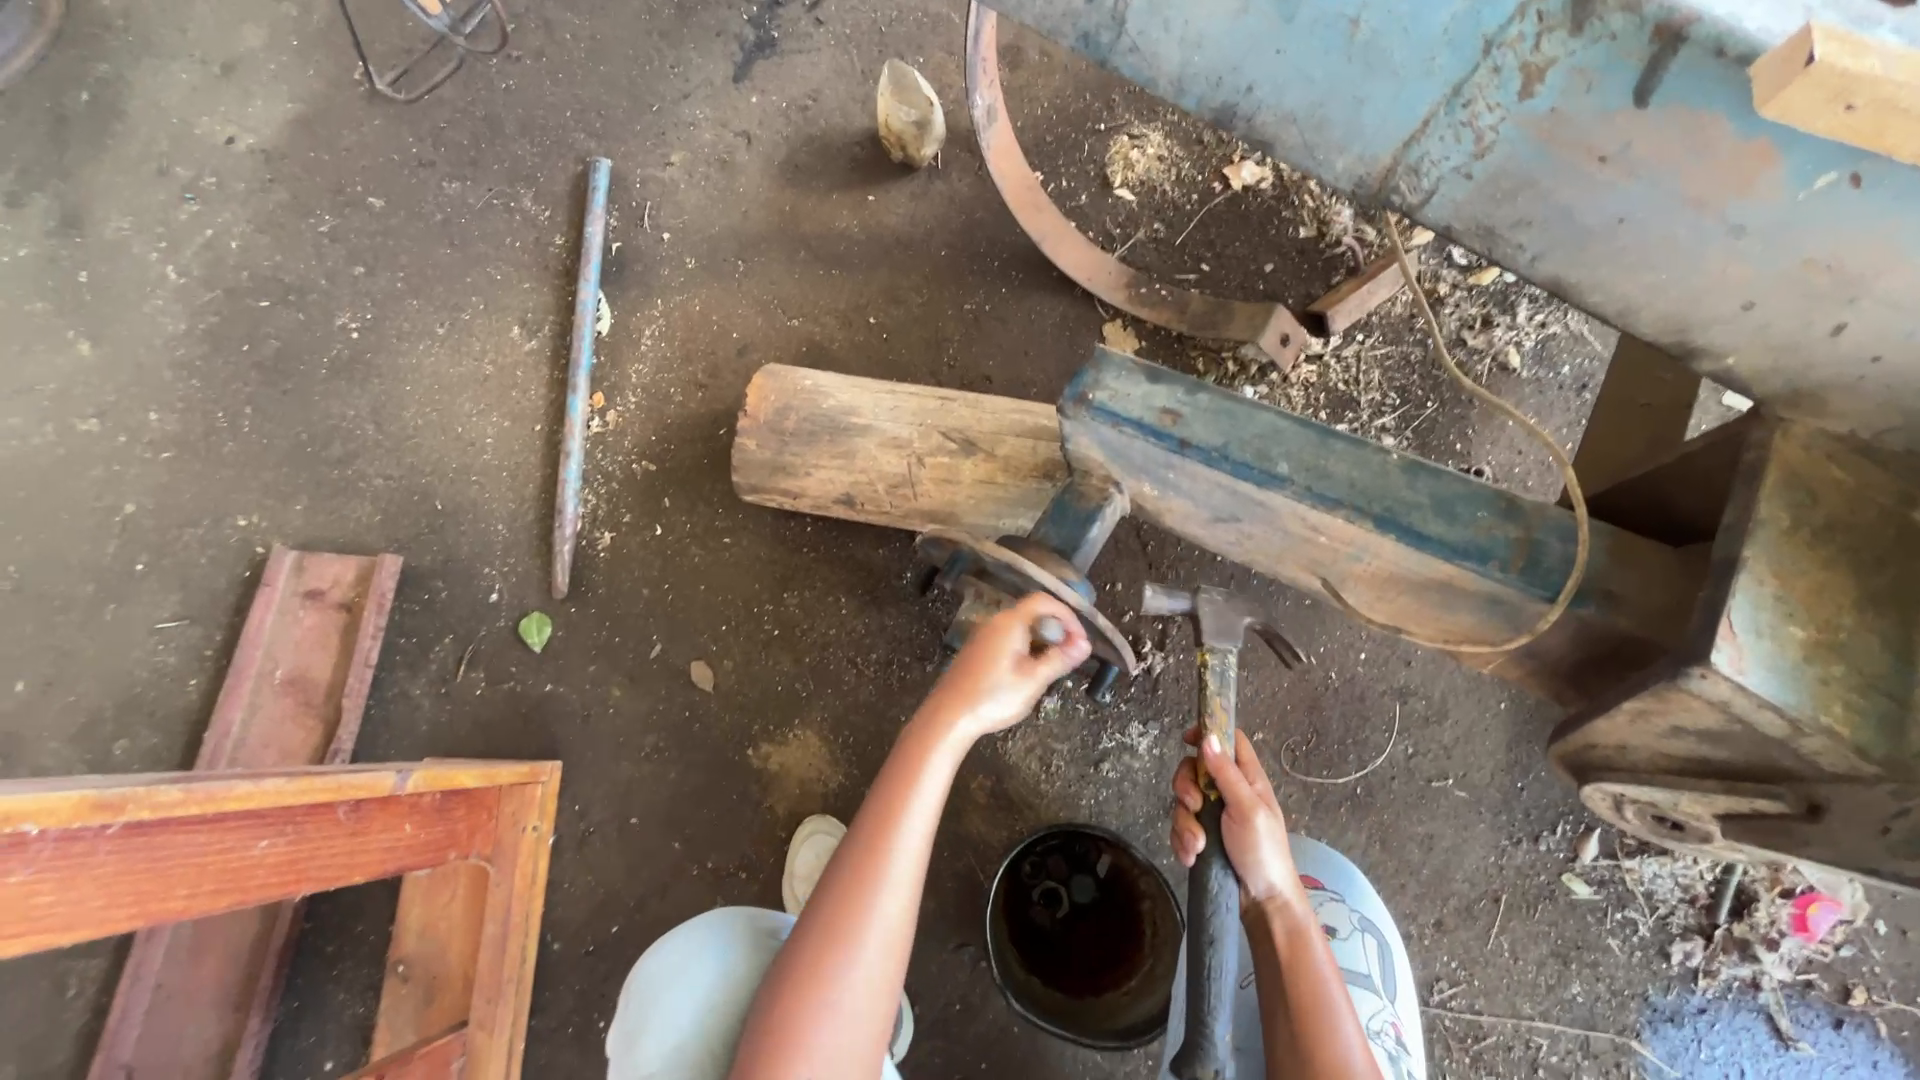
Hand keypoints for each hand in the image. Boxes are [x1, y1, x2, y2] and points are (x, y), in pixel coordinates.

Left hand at [916, 593, 1091, 740]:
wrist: (949, 716)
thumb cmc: (993, 697)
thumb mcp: (1033, 680)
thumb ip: (1059, 659)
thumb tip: (1085, 643)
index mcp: (1010, 623)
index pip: (1044, 601)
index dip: (1067, 615)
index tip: (1079, 640)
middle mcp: (995, 622)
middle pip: (1033, 613)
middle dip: (1056, 630)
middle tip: (1070, 656)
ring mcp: (983, 636)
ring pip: (1020, 628)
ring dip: (1041, 641)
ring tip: (1052, 667)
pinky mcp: (977, 650)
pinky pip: (1008, 639)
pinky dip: (1025, 648)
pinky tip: (1027, 673)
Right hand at [1169, 727, 1304, 908]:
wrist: (1262, 901)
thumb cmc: (1263, 851)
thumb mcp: (1248, 809)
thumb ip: (1226, 774)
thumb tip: (1207, 737)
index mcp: (1247, 778)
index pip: (1229, 741)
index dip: (1209, 733)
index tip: (1187, 740)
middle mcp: (1228, 791)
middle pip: (1194, 769)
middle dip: (1186, 787)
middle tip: (1194, 806)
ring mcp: (1213, 814)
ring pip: (1183, 801)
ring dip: (1185, 824)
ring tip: (1198, 847)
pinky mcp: (1202, 835)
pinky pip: (1179, 827)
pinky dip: (1182, 841)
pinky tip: (1192, 857)